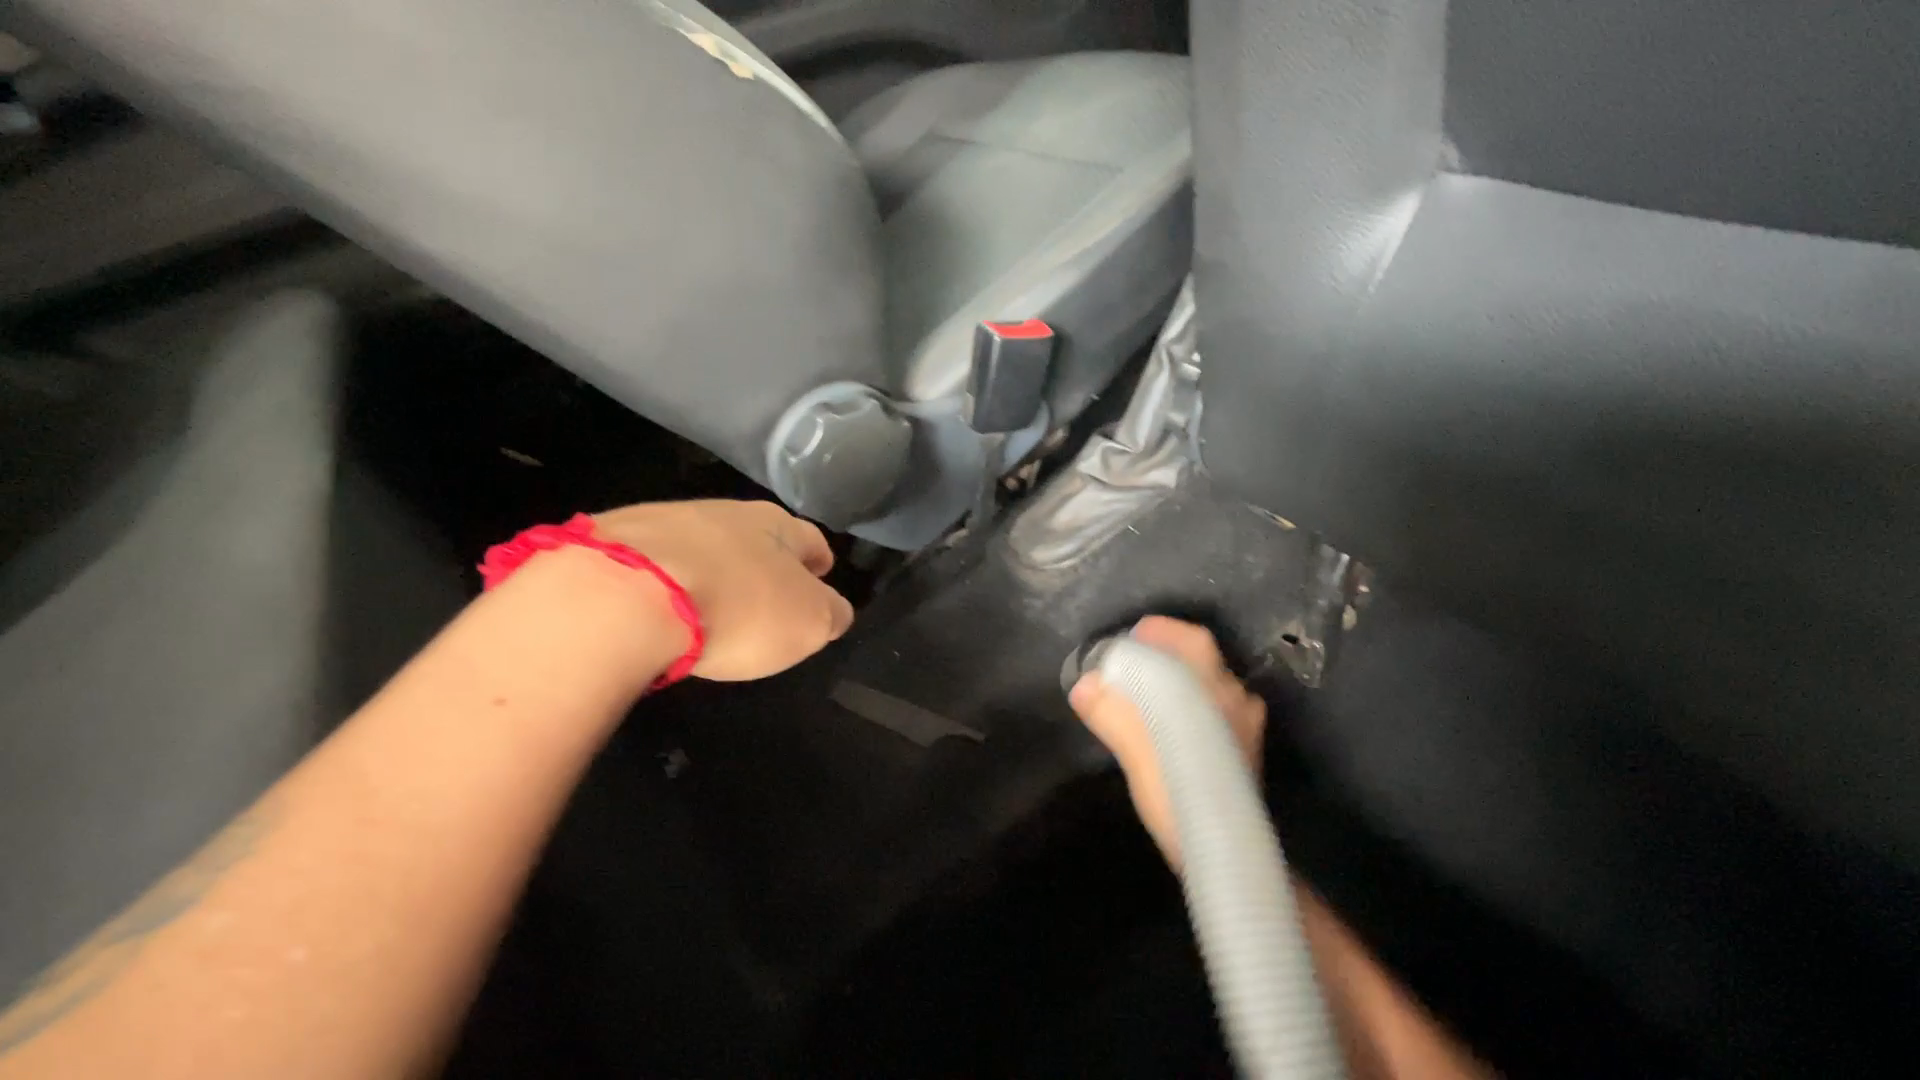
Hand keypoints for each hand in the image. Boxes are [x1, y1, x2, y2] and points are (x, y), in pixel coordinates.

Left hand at [592, 500, 854, 680]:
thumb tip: (833, 610)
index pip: (809, 539)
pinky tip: (660, 608)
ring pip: (700, 545)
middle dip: (762, 563)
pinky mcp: (611, 543)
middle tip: (765, 595)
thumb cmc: (738, 607)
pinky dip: (664, 582)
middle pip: (753, 537)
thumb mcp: (808, 623)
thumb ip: (828, 614)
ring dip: (710, 569)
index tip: (821, 575)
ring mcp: (661, 522)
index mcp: (775, 525)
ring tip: (710, 604)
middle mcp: (721, 512)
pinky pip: (653, 564)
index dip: (818, 561)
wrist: (626, 595)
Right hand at [1068, 616, 1266, 865]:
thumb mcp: (1138, 754)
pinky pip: (1214, 709)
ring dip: (1177, 680)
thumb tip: (1085, 684)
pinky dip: (1188, 703)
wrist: (1227, 853)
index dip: (1160, 633)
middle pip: (1201, 661)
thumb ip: (1112, 714)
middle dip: (1165, 655)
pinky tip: (1166, 722)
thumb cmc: (1182, 796)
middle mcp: (1237, 699)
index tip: (1129, 638)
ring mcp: (1246, 725)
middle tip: (1129, 663)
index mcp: (1215, 690)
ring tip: (1141, 690)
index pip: (1190, 642)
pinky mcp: (1244, 750)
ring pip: (1208, 685)